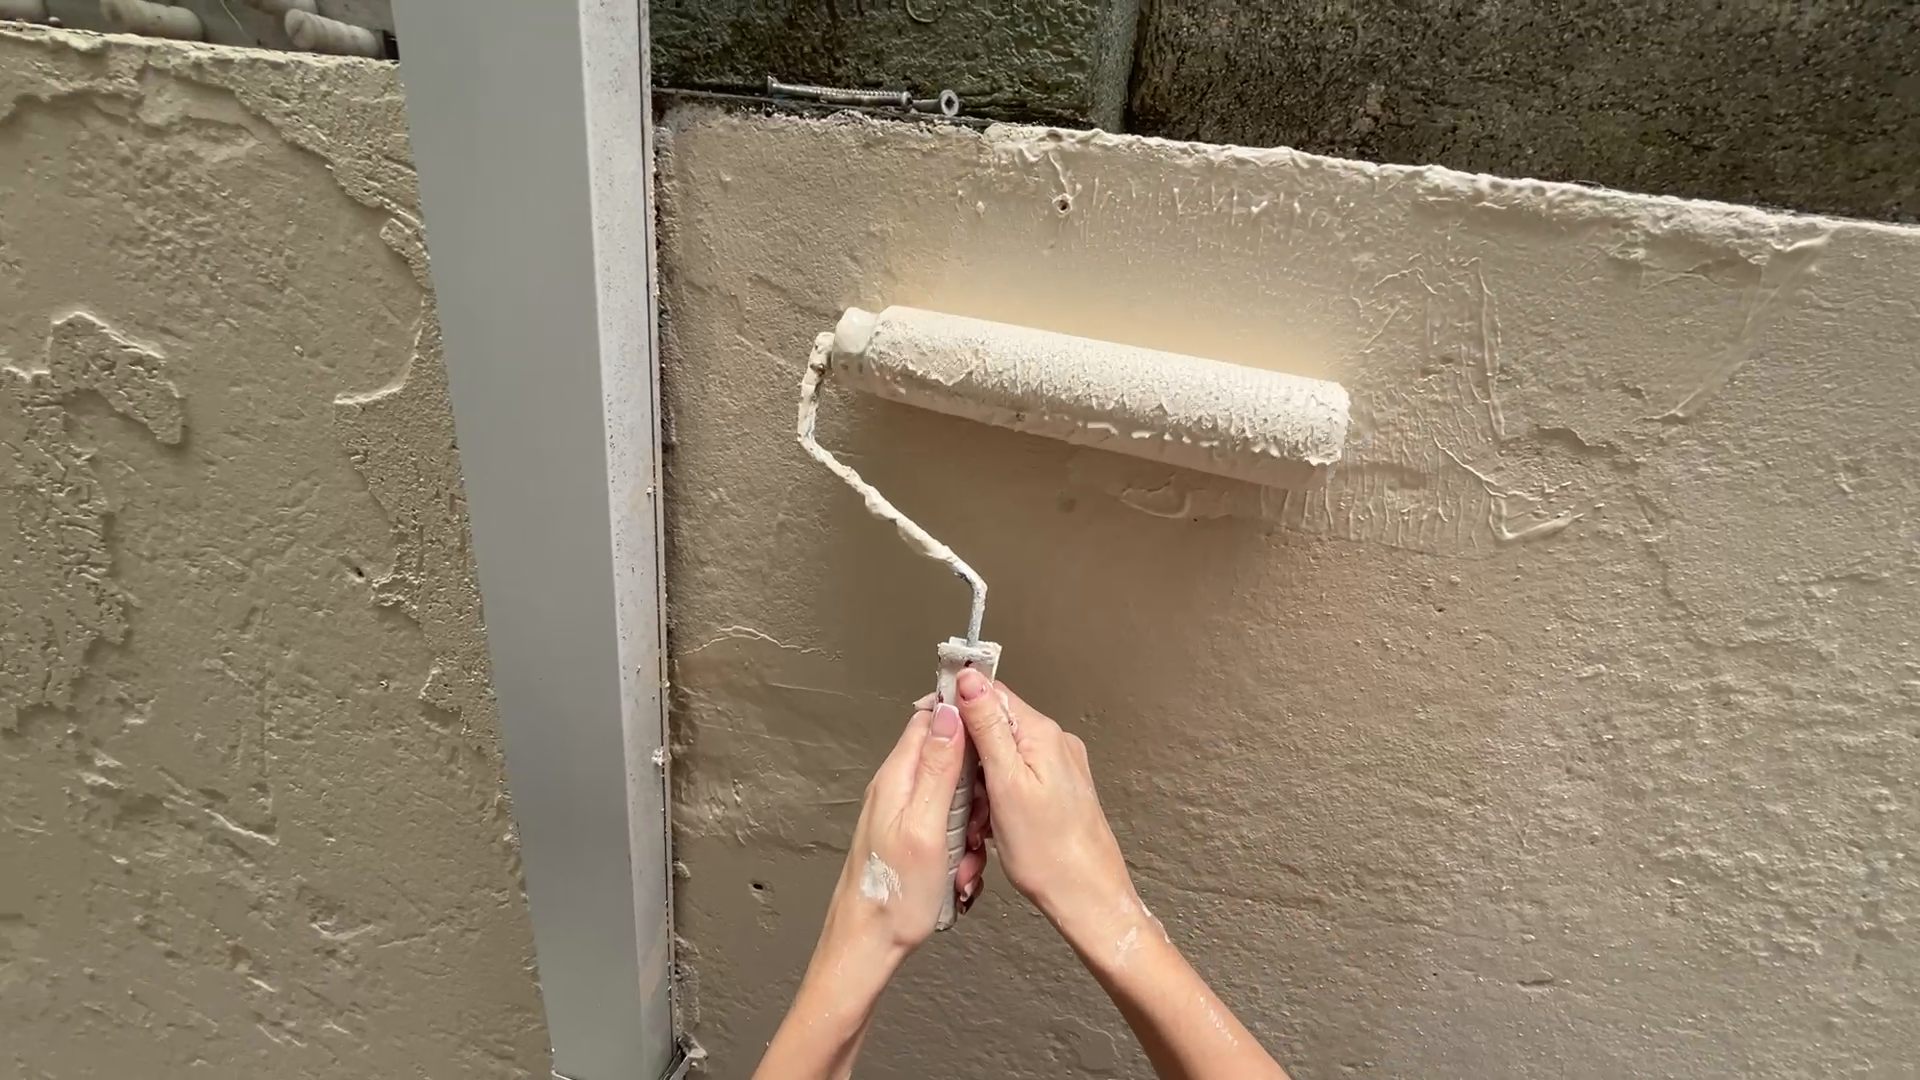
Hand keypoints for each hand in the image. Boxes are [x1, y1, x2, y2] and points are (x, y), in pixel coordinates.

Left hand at [817, 695, 982, 963]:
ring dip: (967, 817)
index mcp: (898, 775)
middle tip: (977, 815)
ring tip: (967, 849)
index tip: (989, 733)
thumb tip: (949, 714)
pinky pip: (944, 820)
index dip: (961, 717)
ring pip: (950, 792)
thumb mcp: (925, 826)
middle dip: (972, 780)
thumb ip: (938, 768)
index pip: (930, 718)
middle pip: (945, 754)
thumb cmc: (893, 896)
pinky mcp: (909, 833)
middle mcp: (896, 786)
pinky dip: (958, 839)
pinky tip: (958, 866)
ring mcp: (901, 810)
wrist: (866, 947)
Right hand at [955, 668, 1145, 953]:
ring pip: (1001, 756)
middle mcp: (1054, 742)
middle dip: (969, 755)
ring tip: (980, 818)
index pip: (991, 693)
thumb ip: (987, 726)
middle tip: (960, 792)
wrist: (1088, 898)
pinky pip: (1015, 777)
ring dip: (981, 781)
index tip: (933, 725)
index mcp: (1041, 733)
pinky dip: (997, 795)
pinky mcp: (1057, 788)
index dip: (957, 705)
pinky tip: (994, 824)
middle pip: (994, 725)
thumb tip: (971, 678)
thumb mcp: (1005, 783)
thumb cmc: (1049, 852)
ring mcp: (1058, 765)